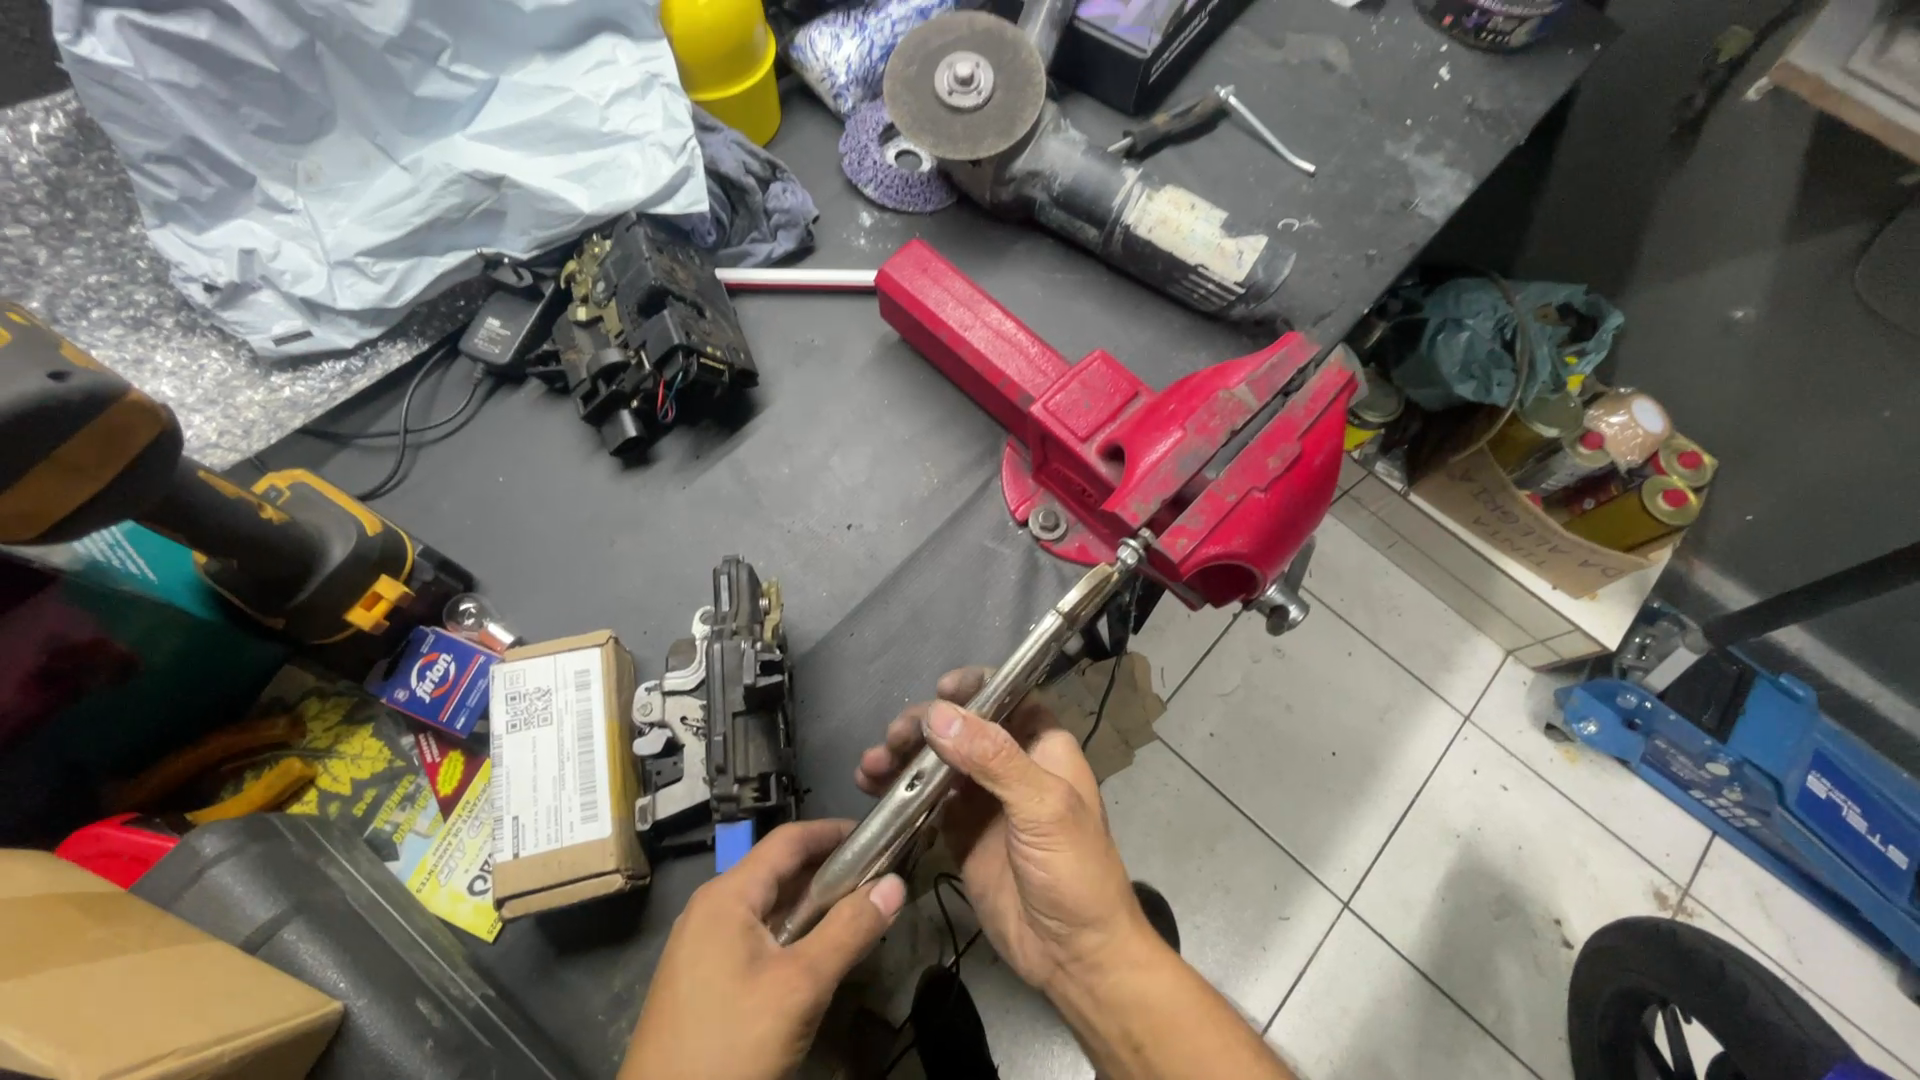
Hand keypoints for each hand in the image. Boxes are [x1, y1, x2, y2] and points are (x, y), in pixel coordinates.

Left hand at [620, 820, 906, 1079]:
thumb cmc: (732, 1042)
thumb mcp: (801, 986)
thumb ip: (849, 931)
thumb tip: (895, 883)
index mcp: (727, 895)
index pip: (788, 840)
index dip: (834, 832)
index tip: (878, 836)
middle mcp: (711, 908)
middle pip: (778, 872)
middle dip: (829, 871)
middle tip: (878, 880)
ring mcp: (702, 945)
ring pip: (768, 908)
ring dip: (813, 905)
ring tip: (858, 915)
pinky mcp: (703, 977)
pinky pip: (755, 937)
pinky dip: (792, 933)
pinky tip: (817, 956)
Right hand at [856, 668, 1152, 994]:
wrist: (1074, 954)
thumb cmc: (1075, 871)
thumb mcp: (1043, 808)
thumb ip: (993, 759)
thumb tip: (939, 714)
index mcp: (1043, 747)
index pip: (1008, 697)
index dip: (974, 688)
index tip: (939, 690)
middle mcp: (1010, 765)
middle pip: (962, 728)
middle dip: (925, 726)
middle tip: (894, 740)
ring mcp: (983, 800)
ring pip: (938, 762)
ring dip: (904, 758)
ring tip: (871, 765)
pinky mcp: (959, 833)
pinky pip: (924, 802)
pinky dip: (898, 793)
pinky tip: (872, 790)